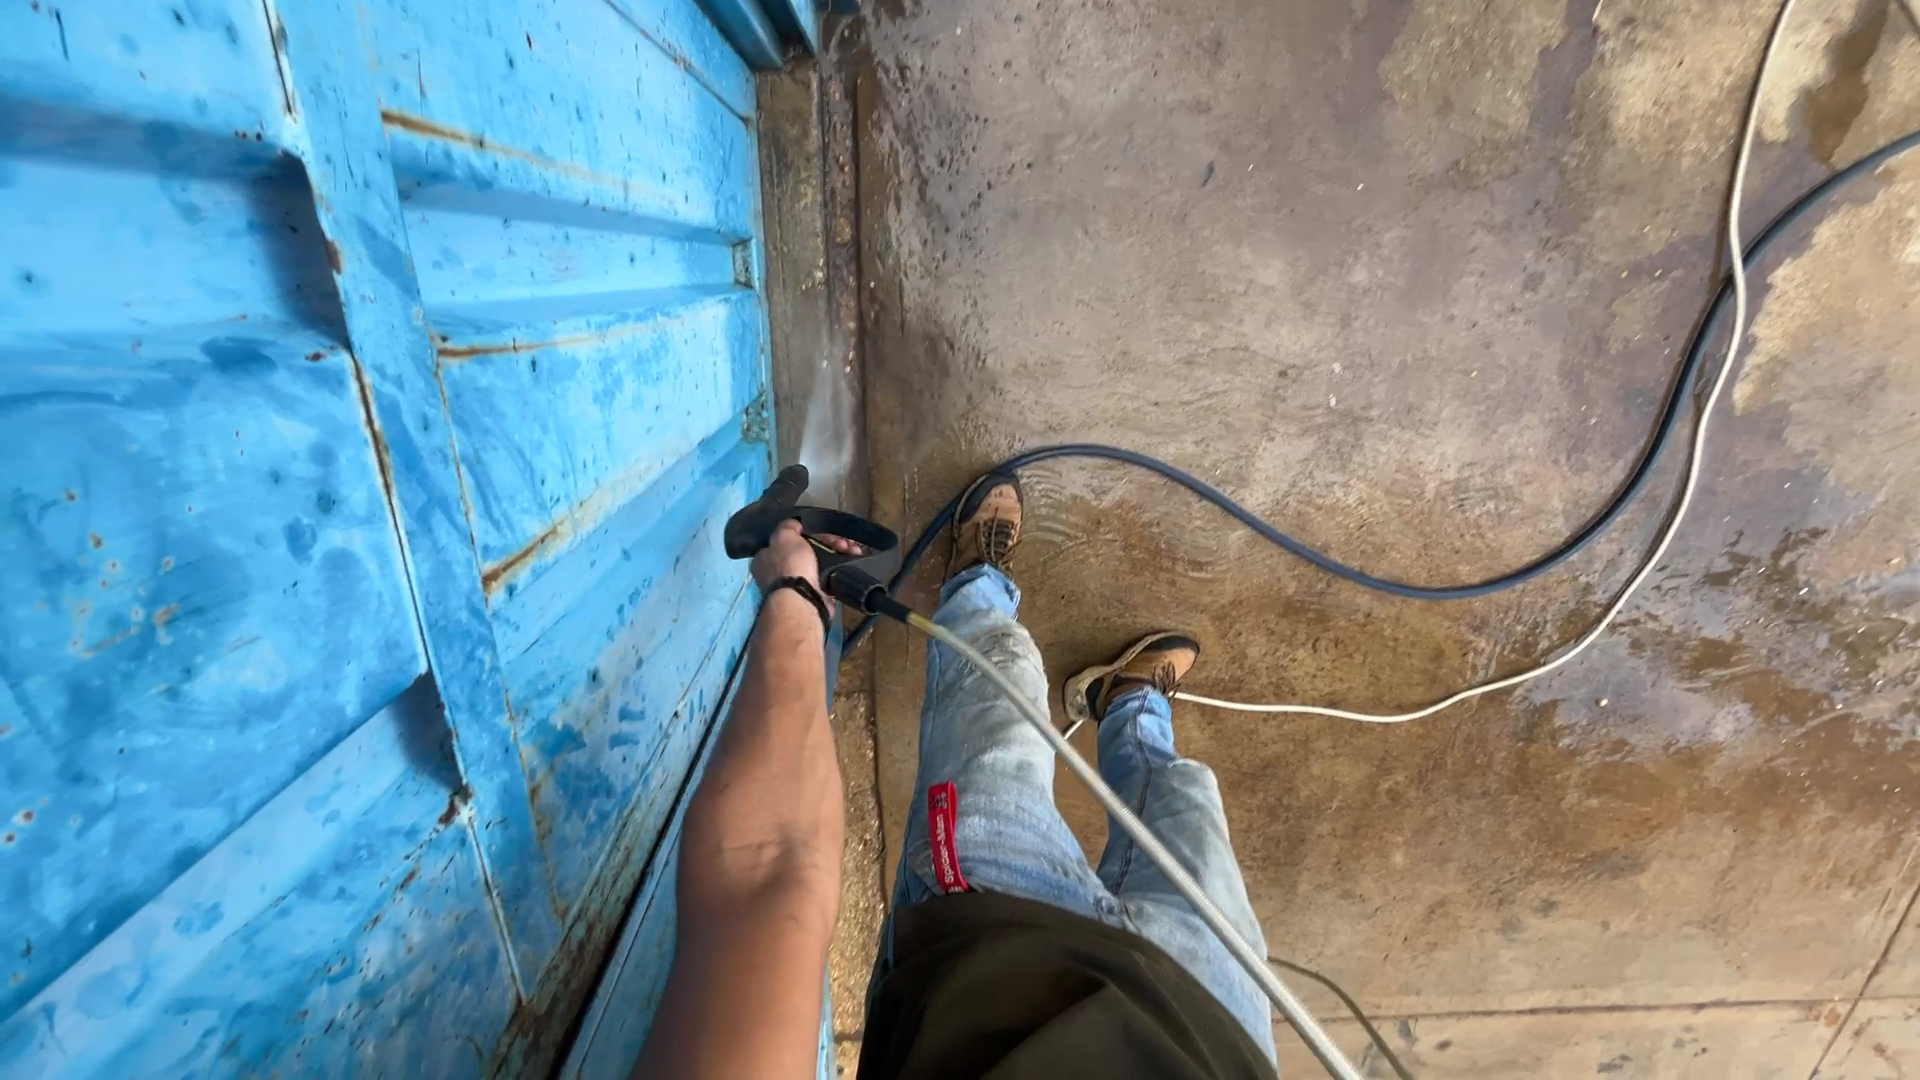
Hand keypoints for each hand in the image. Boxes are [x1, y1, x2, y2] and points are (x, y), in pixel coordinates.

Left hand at [749, 520, 862, 593]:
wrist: (803, 599)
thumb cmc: (789, 564)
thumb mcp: (785, 536)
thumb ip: (787, 526)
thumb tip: (794, 524)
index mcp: (764, 559)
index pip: (782, 542)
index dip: (802, 533)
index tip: (818, 530)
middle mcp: (776, 574)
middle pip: (804, 551)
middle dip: (825, 542)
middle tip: (840, 540)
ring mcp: (795, 586)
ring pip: (818, 563)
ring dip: (836, 553)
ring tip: (850, 548)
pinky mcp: (813, 595)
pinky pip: (827, 577)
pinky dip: (838, 569)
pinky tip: (850, 560)